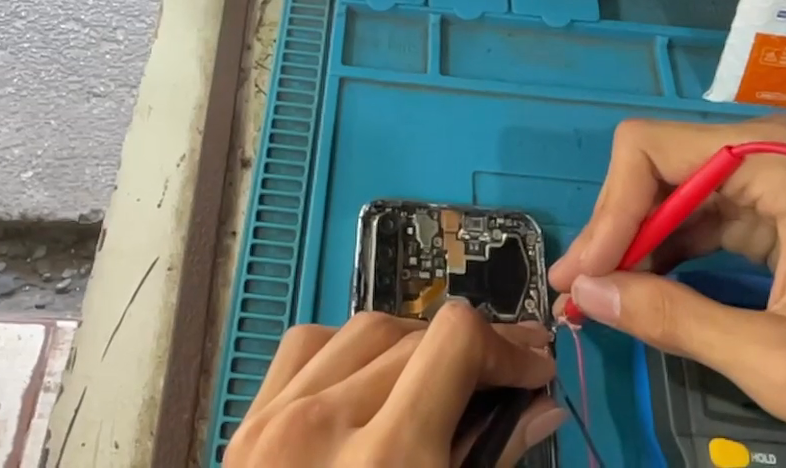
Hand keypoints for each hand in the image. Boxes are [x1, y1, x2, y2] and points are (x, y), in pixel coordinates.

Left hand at [226, 301, 562, 466]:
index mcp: (385, 464)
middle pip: (414, 336)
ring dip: (411, 344)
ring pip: (361, 330)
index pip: (455, 342)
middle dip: (468, 350)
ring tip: (442, 374)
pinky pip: (307, 348)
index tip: (531, 368)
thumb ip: (491, 464)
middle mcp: (324, 425)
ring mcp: (275, 420)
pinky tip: (371, 375)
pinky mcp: (247, 425)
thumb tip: (538, 406)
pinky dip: (348, 348)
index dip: (506, 347)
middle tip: (503, 374)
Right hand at [550, 115, 785, 467]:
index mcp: (773, 164)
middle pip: (656, 166)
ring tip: (604, 300)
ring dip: (637, 243)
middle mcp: (771, 150)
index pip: (648, 152)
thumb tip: (585, 292)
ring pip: (674, 190)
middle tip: (583, 295)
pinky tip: (649, 290)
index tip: (581, 280)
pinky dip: (671, 251)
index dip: (605, 214)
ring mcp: (781, 176)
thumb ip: (671, 318)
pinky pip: (706, 214)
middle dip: (616, 230)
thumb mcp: (777, 362)